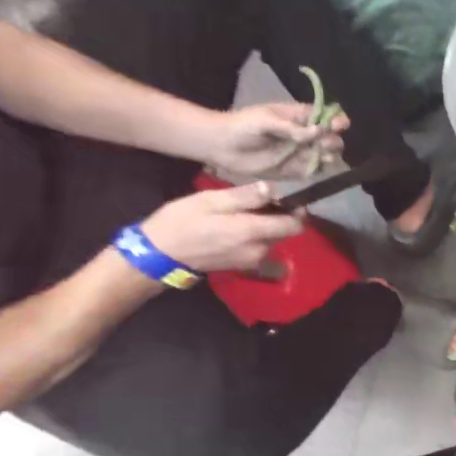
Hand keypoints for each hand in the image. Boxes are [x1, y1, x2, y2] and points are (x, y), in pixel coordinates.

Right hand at [140, 183, 303, 272]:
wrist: (159, 254)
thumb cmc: (182, 221)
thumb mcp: (211, 200)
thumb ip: (245, 196)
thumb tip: (272, 189)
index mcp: (253, 233)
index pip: (294, 226)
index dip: (296, 211)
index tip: (286, 197)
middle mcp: (259, 251)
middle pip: (283, 232)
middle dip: (278, 216)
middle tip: (258, 199)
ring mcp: (251, 261)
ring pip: (271, 240)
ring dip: (265, 226)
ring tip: (244, 210)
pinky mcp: (242, 266)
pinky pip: (259, 249)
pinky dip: (256, 237)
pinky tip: (238, 225)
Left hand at [202, 101, 347, 178]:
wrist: (222, 146)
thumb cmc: (243, 126)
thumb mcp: (266, 120)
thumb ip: (291, 127)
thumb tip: (317, 131)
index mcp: (298, 116)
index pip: (324, 115)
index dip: (336, 119)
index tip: (339, 125)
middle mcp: (303, 135)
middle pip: (329, 137)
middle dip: (333, 140)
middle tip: (325, 145)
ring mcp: (299, 153)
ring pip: (324, 154)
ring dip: (328, 156)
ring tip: (323, 157)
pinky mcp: (293, 170)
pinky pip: (312, 171)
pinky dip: (318, 171)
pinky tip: (317, 169)